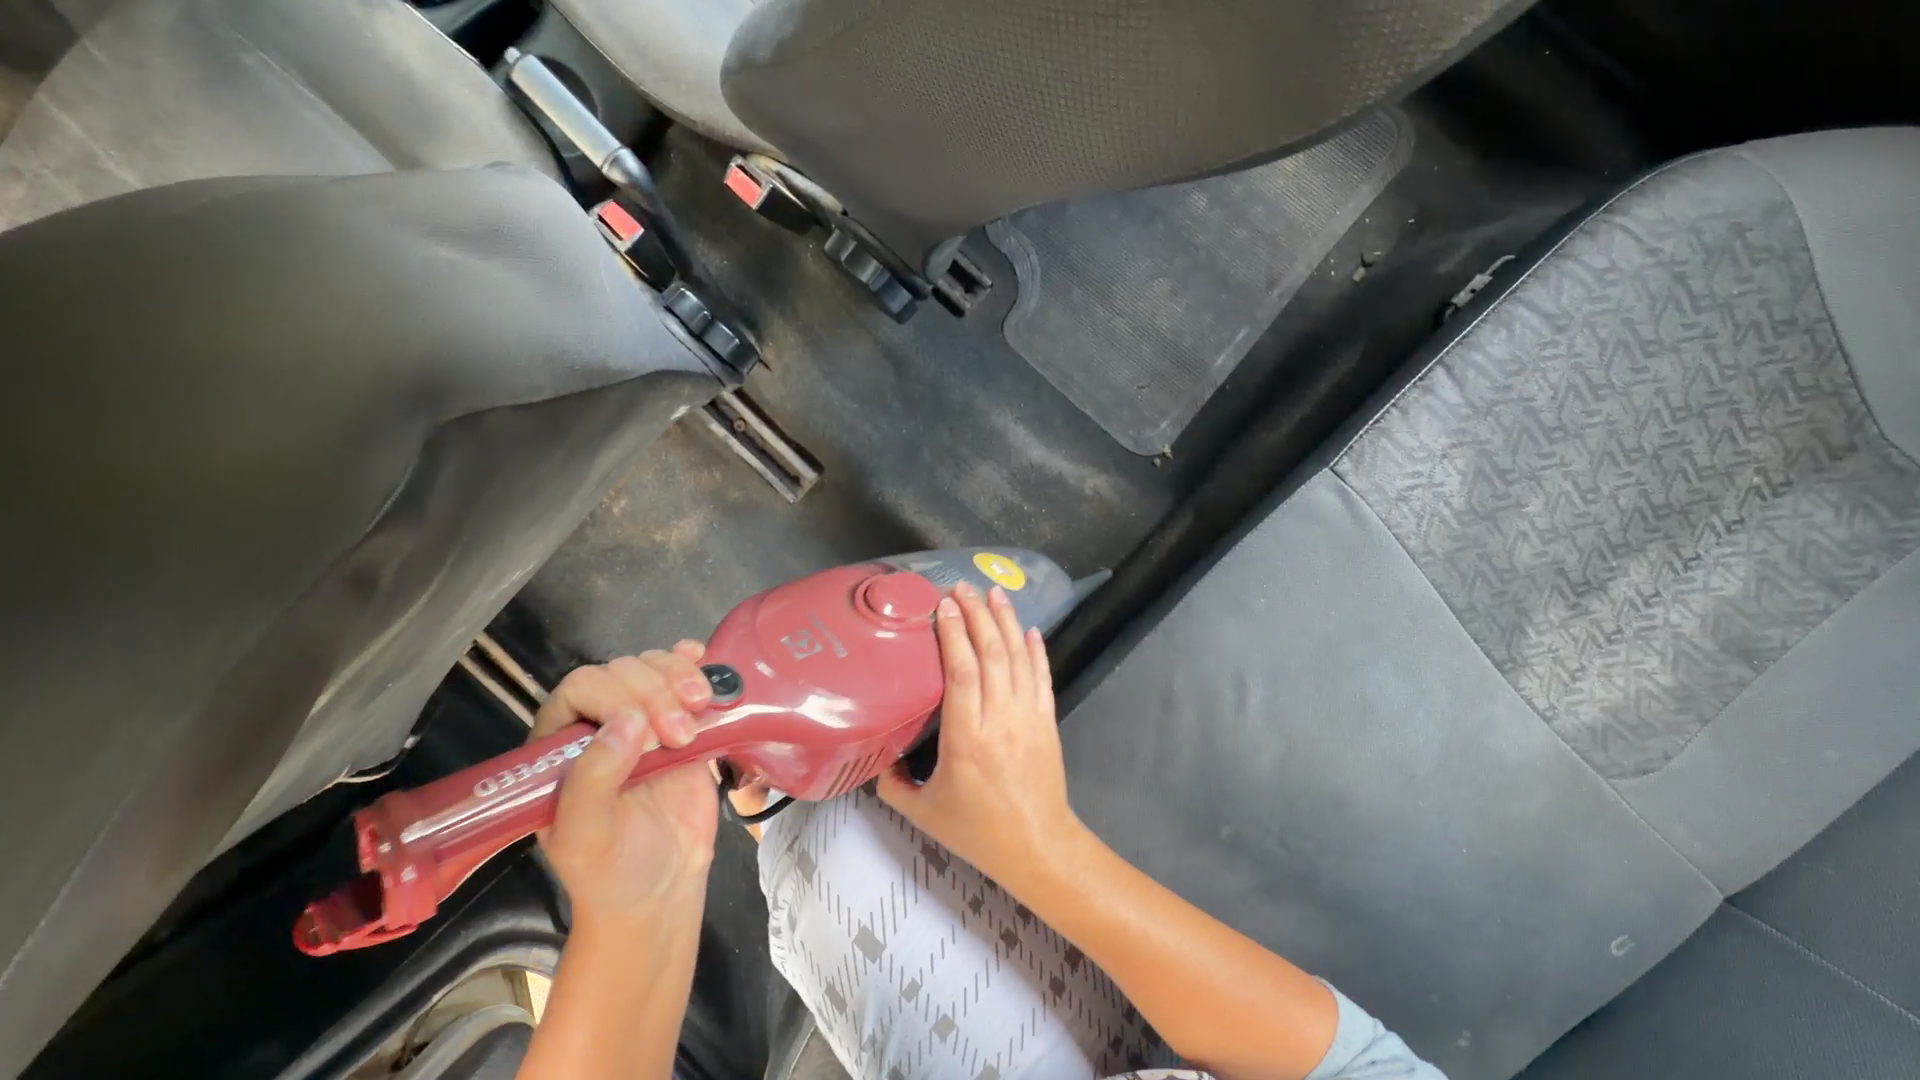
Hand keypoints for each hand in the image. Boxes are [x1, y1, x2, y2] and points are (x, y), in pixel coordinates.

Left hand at [532, 643, 718, 921]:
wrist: (661, 891)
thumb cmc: (610, 871)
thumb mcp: (585, 838)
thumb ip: (592, 780)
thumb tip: (626, 721)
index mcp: (561, 745)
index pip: (580, 689)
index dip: (613, 696)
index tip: (646, 732)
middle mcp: (598, 724)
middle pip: (622, 672)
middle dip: (654, 692)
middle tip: (679, 736)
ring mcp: (643, 722)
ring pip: (654, 668)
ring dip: (679, 676)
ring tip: (700, 707)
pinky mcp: (683, 726)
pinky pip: (685, 681)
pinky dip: (694, 664)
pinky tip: (705, 661)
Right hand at [877, 582, 1080, 884]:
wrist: (1038, 846)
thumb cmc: (978, 831)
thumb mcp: (924, 813)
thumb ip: (893, 784)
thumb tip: (876, 759)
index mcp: (967, 739)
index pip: (962, 672)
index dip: (953, 634)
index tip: (942, 606)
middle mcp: (1001, 719)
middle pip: (991, 654)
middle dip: (977, 615)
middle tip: (961, 588)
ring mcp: (1029, 717)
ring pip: (1018, 658)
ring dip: (1006, 621)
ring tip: (993, 592)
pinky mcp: (1048, 721)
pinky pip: (1042, 677)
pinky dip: (1036, 650)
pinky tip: (1029, 629)